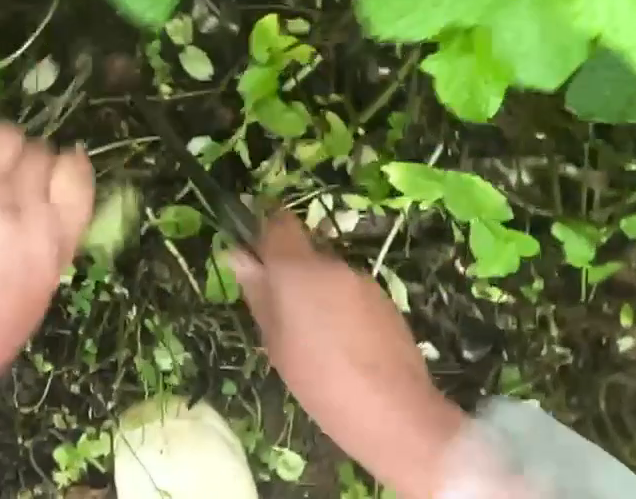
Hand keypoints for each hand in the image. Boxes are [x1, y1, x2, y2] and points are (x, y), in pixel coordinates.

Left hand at [0, 106, 93, 485]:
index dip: (66, 171)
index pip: (76, 175)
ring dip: (1, 146)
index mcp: (51, 243)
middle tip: (10, 185)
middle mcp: (15, 207)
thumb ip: (51, 241)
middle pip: (38, 153)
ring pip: (3, 134)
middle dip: (31, 166)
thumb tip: (52, 194)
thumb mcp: (37, 295)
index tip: (54, 178)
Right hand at [232, 213, 469, 497]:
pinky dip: (343, 307)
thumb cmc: (319, 380)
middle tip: (286, 312)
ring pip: (328, 273)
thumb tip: (239, 256)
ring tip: (319, 336)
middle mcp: (329, 263)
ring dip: (319, 291)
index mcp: (296, 269)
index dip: (267, 233)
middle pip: (304, 250)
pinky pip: (351, 291)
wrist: (397, 413)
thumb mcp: (274, 342)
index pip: (278, 222)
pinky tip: (346, 344)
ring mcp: (361, 279)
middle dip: (293, 272)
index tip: (259, 258)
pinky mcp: (385, 298)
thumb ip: (258, 293)